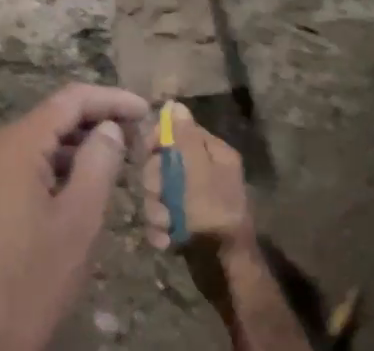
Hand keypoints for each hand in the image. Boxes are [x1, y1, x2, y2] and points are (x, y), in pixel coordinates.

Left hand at [0, 83, 148, 350]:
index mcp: (14, 145)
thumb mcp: (79, 220)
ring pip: (35, 143)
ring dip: (74, 147)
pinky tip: (78, 186)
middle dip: (94, 122)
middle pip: (50, 119)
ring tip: (114, 161)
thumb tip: (109, 127)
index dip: (110, 99)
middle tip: (135, 137)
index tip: (145, 109)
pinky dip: (52, 167)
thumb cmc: (32, 279)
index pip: (69, 100)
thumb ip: (99, 162)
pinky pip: (19, 166)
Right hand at [142, 102, 252, 255]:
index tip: (146, 152)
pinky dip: (161, 228)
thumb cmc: (214, 214)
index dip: (160, 138)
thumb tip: (175, 103)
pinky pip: (164, 215)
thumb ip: (185, 139)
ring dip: (156, 209)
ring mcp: (195, 199)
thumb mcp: (197, 173)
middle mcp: (206, 172)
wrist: (227, 270)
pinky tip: (164, 240)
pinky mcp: (186, 222)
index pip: (181, 130)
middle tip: (158, 197)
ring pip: (161, 191)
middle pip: (166, 162)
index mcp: (215, 154)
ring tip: (164, 225)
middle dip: (156, 182)